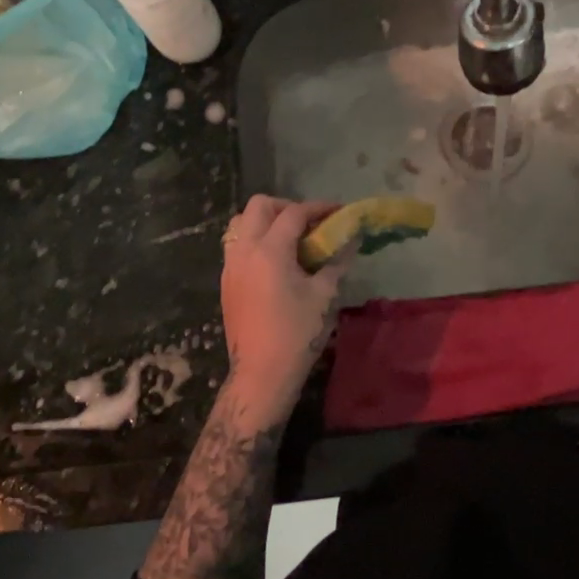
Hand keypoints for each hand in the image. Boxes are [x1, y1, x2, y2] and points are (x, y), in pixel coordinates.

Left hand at [220, 196, 347, 410]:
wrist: (261, 372)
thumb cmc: (297, 333)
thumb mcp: (324, 295)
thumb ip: (337, 261)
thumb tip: (351, 240)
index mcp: (269, 251)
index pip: (294, 213)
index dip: (318, 208)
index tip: (338, 211)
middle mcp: (244, 251)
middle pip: (259, 207)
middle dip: (286, 207)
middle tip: (310, 223)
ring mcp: (230, 266)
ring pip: (241, 224)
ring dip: (266, 222)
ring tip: (290, 240)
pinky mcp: (226, 282)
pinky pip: (237, 246)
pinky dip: (256, 241)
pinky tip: (276, 262)